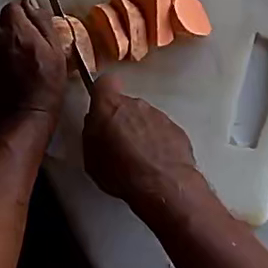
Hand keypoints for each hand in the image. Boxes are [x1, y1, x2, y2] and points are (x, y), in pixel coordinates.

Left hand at [0, 0, 66, 119]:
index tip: (33, 19)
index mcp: (17, 31)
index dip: (24, 11)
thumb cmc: (46, 85)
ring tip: (19, 51)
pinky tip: (10, 64)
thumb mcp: (56, 50)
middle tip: (28, 35)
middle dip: (12, 22)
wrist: (26, 114)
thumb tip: (32, 3)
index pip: (13, 6)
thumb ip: (42, 21)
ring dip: (3, 36)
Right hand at [82, 77, 208, 225]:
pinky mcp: (176, 129)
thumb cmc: (120, 172)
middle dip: (121, 119)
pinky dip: (157, 142)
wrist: (162, 185)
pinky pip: (161, 131)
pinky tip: (154, 163)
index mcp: (110, 106)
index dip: (103, 92)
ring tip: (138, 159)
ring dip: (140, 132)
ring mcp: (159, 115)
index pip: (105, 82)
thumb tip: (96, 123)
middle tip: (118, 144)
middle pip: (126, 104)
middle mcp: (136, 104)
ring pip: (144, 117)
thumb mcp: (90, 156)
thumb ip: (91, 132)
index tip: (101, 105)